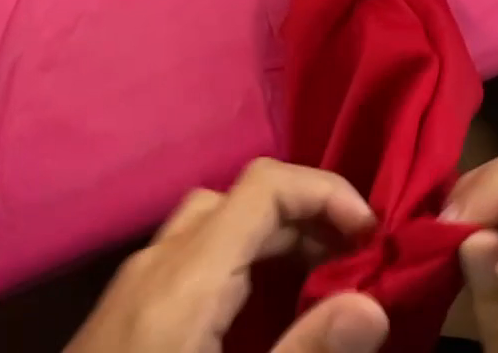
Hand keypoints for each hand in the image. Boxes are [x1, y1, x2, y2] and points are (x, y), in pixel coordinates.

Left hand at [65, 158, 390, 352]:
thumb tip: (373, 306)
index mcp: (183, 279)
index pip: (263, 185)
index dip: (325, 191)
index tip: (369, 234)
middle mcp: (156, 264)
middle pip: (242, 200)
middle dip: (308, 217)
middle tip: (355, 262)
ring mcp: (133, 286)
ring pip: (215, 223)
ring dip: (275, 236)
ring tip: (319, 279)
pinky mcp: (124, 311)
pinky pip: (193, 255)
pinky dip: (242, 259)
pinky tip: (261, 309)